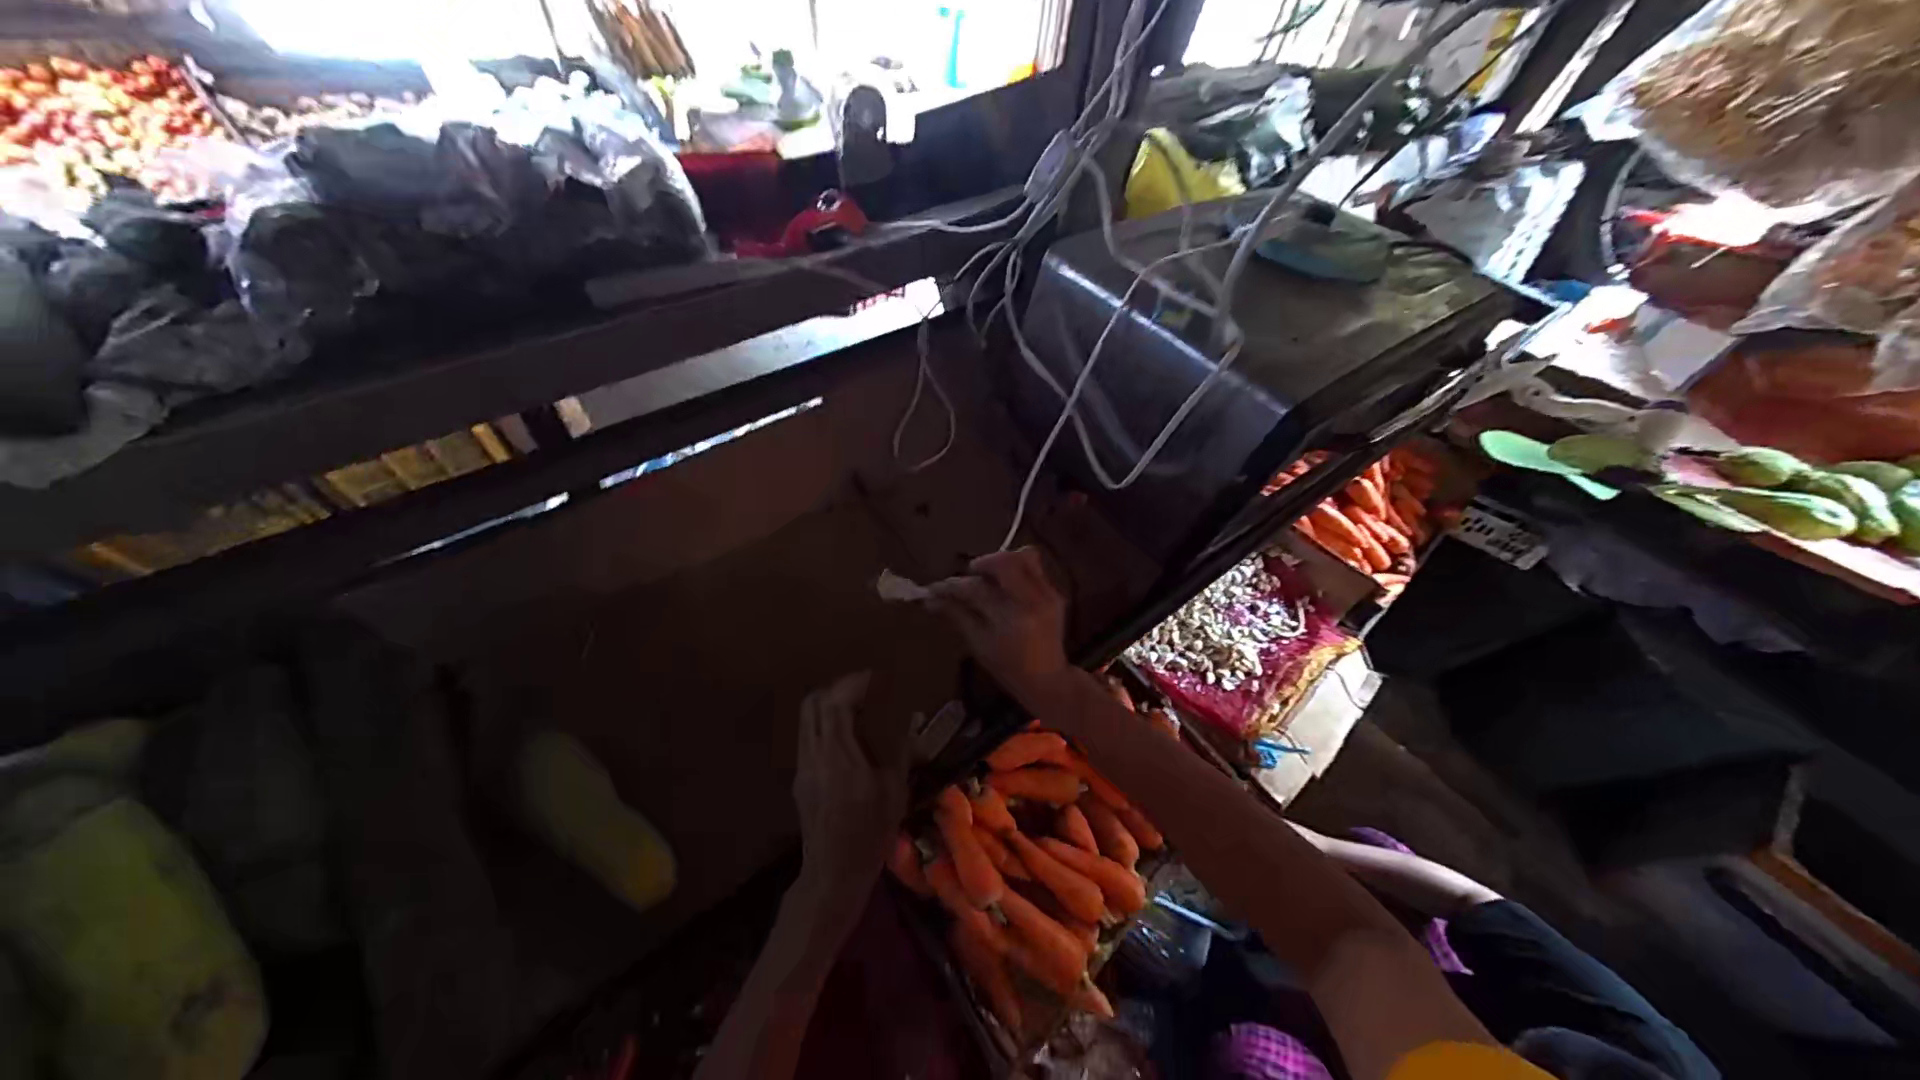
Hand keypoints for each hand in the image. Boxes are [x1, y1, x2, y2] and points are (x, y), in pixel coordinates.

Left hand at [792, 672, 906, 905]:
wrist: (833, 874)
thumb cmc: (871, 836)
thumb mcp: (895, 794)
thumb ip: (902, 754)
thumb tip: (912, 725)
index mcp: (840, 760)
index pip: (835, 706)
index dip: (852, 685)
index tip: (874, 679)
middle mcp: (815, 758)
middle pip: (813, 704)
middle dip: (838, 689)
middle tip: (864, 690)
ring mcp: (803, 768)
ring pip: (807, 719)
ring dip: (830, 705)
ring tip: (858, 709)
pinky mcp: (800, 779)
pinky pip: (809, 736)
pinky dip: (826, 724)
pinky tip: (848, 737)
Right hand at [925, 547, 1070, 710]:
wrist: (1048, 679)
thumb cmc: (1008, 667)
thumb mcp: (978, 644)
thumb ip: (957, 615)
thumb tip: (931, 599)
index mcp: (1010, 620)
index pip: (976, 589)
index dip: (952, 585)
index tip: (935, 588)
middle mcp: (1031, 602)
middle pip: (1006, 562)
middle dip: (983, 562)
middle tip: (971, 573)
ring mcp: (1048, 596)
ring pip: (1025, 557)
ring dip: (1002, 560)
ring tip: (990, 576)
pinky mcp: (1056, 593)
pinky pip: (1035, 569)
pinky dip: (1016, 570)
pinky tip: (1006, 586)